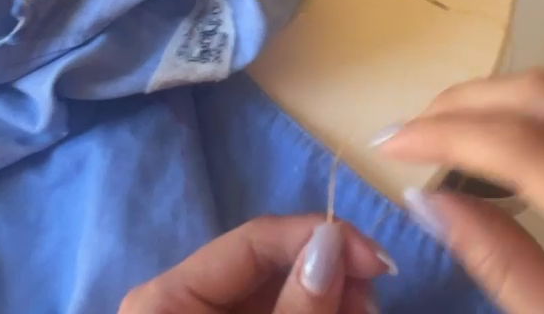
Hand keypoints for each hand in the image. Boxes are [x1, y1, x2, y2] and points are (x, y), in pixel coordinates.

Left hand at [121, 215, 396, 313]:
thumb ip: (295, 307)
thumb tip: (333, 239)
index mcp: (167, 296)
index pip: (255, 237)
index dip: (318, 237)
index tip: (376, 257)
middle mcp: (185, 301)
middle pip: (273, 267)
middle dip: (331, 274)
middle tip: (376, 295)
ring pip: (283, 295)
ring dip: (332, 298)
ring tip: (366, 310)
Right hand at [376, 69, 543, 313]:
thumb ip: (502, 265)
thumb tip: (427, 197)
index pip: (531, 147)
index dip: (450, 134)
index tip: (390, 141)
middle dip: (470, 101)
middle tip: (412, 129)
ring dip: (502, 98)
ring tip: (445, 129)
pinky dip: (537, 113)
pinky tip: (502, 142)